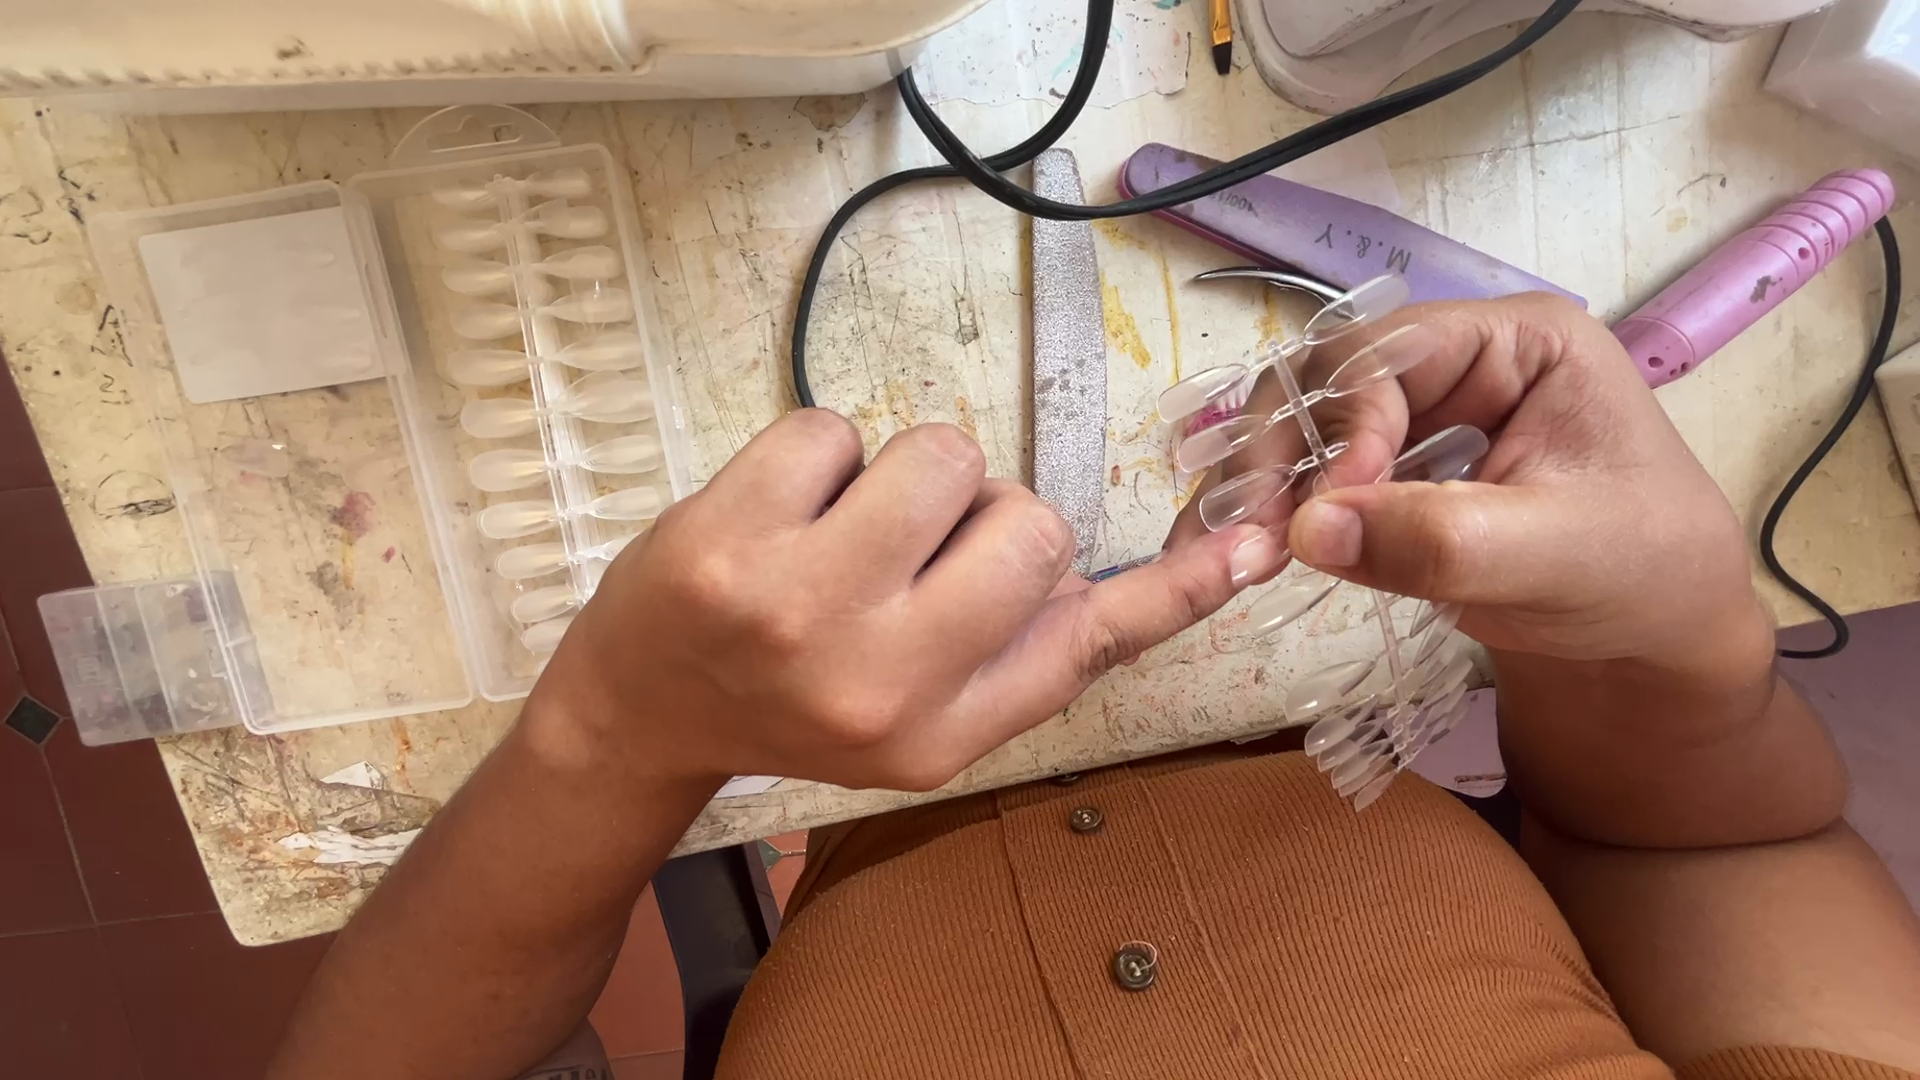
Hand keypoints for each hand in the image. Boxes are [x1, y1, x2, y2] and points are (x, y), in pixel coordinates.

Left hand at [531, 410, 1286, 790]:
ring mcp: (798, 608)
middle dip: (980, 513)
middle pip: (1027, 519)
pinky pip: (834, 428)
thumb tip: (1127, 576)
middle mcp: (884, 683)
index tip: (1248, 551)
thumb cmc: (791, 704)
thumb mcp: (919, 713)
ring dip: (904, 477)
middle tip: (909, 548)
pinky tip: (774, 514)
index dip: (1173, 594)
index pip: (1083, 645)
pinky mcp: (725, 539)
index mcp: (943, 732)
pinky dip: (817, 457)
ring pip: (940, 453)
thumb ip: (1021, 649)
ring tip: (841, 529)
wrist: (641, 714)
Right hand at [1167, 292, 1772, 673]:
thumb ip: (1437, 539)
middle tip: (1245, 530)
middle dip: (1275, 453)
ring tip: (1235, 546)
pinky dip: (1264, 509)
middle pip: (1318, 382)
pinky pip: (1300, 473)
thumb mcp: (1554, 556)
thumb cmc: (1636, 575)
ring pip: (1295, 426)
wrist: (1635, 634)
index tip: (1322, 507)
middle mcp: (1443, 365)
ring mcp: (1403, 416)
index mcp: (1510, 343)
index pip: (1384, 352)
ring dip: (1256, 484)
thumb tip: (1305, 530)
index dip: (1340, 421)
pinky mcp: (1374, 468)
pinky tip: (1242, 547)